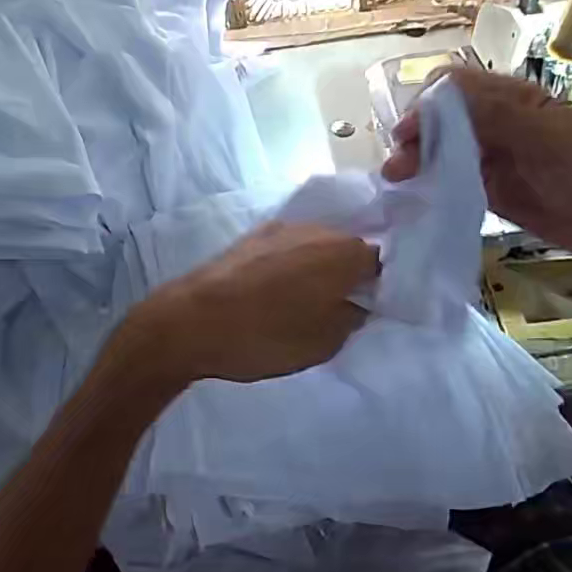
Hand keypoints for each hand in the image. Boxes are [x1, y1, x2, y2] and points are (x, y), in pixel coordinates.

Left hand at [127, 221, 377, 384]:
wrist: (191, 321)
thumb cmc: (266, 335)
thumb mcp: (325, 342)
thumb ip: (352, 317)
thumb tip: (356, 302)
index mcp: (344, 252)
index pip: (380, 262)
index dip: (377, 286)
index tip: (366, 309)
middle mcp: (316, 230)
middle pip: (345, 249)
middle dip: (346, 274)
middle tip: (335, 308)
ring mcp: (280, 228)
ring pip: (313, 246)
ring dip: (314, 268)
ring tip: (298, 302)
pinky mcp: (251, 236)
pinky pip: (285, 248)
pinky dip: (287, 265)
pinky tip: (272, 291)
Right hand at [381, 68, 571, 258]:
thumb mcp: (545, 135)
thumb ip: (495, 113)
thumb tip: (440, 96)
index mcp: (509, 99)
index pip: (454, 87)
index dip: (427, 104)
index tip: (409, 132)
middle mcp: (491, 122)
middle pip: (439, 117)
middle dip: (414, 134)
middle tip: (398, 164)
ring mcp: (485, 154)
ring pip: (436, 147)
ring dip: (414, 158)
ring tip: (398, 178)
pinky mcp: (481, 185)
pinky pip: (445, 176)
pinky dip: (426, 180)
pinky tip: (412, 190)